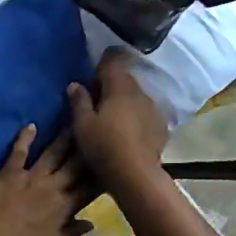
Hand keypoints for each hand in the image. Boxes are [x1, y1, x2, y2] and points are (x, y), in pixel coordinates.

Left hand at [0, 124, 96, 235]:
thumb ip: (73, 233)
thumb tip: (92, 223)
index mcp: (65, 206)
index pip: (91, 187)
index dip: (104, 174)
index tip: (114, 162)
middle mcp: (53, 186)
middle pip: (77, 164)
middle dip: (89, 147)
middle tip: (98, 130)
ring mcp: (31, 176)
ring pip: (54, 152)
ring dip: (65, 137)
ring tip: (75, 122)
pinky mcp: (10, 172)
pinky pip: (20, 151)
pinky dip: (25, 138)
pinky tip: (31, 125)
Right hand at [67, 49, 169, 189]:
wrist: (136, 174)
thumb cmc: (103, 146)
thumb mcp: (82, 125)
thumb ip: (79, 102)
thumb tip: (75, 84)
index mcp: (119, 88)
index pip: (113, 63)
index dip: (103, 61)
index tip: (93, 67)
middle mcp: (140, 93)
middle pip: (125, 80)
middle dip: (111, 83)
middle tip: (95, 95)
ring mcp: (153, 110)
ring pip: (136, 97)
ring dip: (123, 100)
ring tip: (110, 115)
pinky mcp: (160, 127)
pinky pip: (144, 114)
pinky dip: (134, 116)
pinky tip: (126, 130)